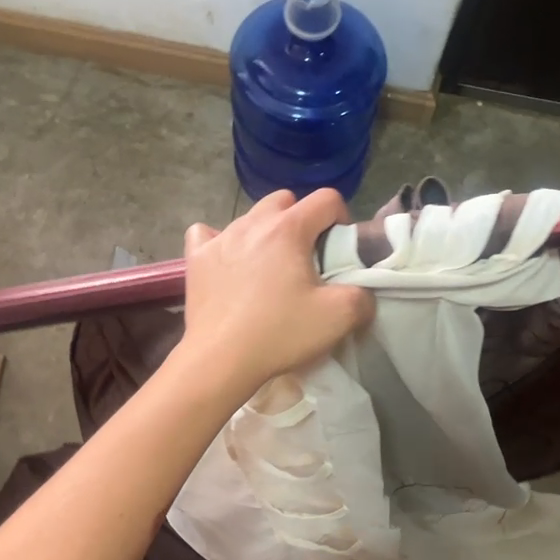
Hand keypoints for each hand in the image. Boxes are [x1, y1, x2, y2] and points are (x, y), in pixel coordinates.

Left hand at [177, 189, 373, 389]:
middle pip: (285, 201)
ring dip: (265, 233)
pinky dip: (220, 242)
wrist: (221, 360)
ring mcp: (219, 238)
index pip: (326, 199)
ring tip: (269, 269)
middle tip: (306, 258)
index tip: (339, 249)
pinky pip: (207, 234)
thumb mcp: (339, 317)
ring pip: (249, 218)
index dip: (341, 218)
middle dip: (301, 220)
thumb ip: (362, 296)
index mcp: (288, 228)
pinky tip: (228, 262)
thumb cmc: (280, 333)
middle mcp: (252, 223)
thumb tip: (361, 292)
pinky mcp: (196, 259)